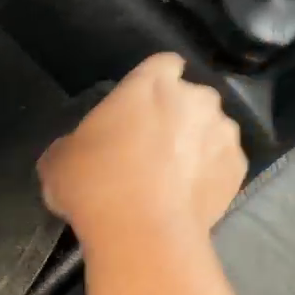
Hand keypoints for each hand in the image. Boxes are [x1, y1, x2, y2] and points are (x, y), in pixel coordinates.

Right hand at [37, 52, 246, 248]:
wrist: (141, 230)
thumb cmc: (92, 184)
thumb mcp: (57, 161)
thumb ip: (74, 142)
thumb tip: (81, 147)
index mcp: (149, 87)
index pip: (159, 64)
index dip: (146, 83)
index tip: (129, 107)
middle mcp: (196, 99)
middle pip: (186, 97)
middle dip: (169, 115)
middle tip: (139, 148)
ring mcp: (224, 132)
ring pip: (205, 129)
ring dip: (188, 144)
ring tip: (161, 177)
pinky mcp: (238, 165)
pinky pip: (217, 161)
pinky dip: (201, 173)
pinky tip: (177, 195)